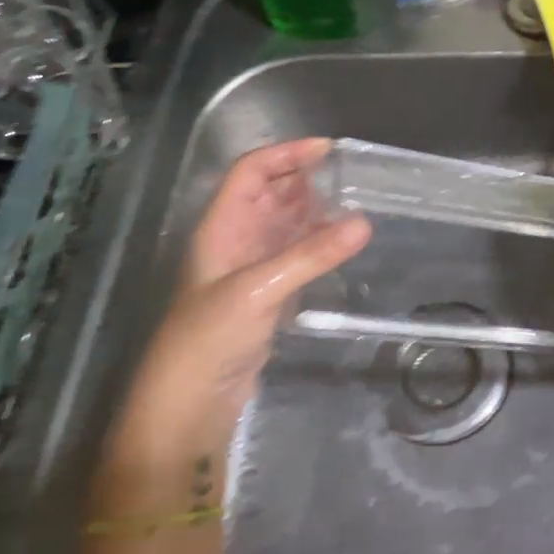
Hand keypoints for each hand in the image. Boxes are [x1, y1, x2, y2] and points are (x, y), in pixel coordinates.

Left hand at [112, 139, 370, 463]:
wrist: (189, 404)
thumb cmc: (209, 338)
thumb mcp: (260, 290)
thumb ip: (311, 255)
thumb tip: (364, 222)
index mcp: (220, 228)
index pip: (250, 172)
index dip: (285, 154)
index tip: (328, 150)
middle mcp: (233, 241)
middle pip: (266, 193)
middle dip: (301, 178)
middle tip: (345, 176)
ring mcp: (248, 270)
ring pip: (281, 224)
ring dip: (310, 210)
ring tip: (349, 202)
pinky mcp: (264, 296)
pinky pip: (292, 255)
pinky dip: (315, 243)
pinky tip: (339, 244)